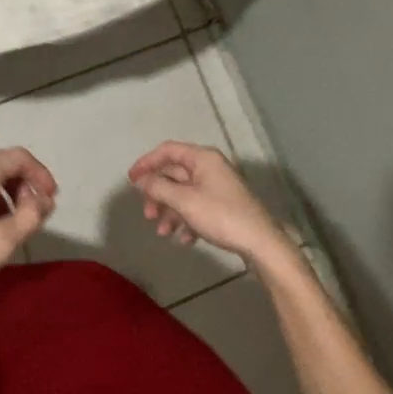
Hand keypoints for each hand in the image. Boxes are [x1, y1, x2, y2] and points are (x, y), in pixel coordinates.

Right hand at [128, 141, 289, 264]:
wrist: (261, 243)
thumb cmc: (221, 216)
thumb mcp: (185, 201)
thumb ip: (159, 187)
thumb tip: (141, 179)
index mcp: (202, 158)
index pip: (167, 151)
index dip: (146, 163)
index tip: (131, 180)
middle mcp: (210, 167)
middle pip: (174, 174)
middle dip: (158, 194)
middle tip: (148, 215)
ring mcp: (218, 187)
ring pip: (184, 193)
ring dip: (170, 211)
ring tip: (163, 232)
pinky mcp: (223, 206)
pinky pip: (197, 207)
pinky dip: (186, 221)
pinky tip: (184, 239)